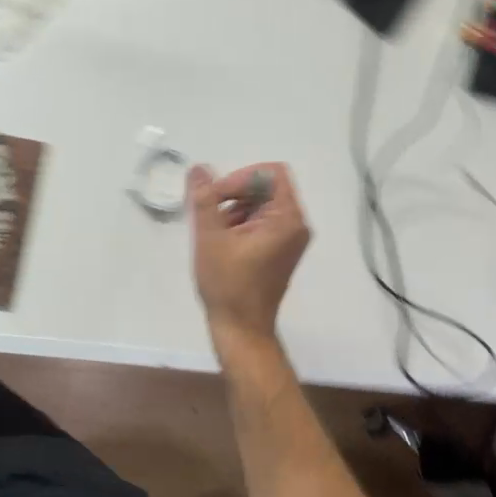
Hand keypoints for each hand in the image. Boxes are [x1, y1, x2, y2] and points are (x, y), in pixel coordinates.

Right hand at [188, 163, 311, 340]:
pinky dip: (238, 224)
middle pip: (265, 187)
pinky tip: (221, 243)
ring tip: (213, 234)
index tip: (216, 197)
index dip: (240, 178)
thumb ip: (205, 198)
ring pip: (259, 204)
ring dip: (232, 210)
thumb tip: (199, 168)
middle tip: (208, 214)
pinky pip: (260, 221)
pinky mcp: (279, 250)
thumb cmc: (228, 284)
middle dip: (233, 194)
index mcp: (288, 219)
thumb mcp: (210, 237)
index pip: (271, 173)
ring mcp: (289, 239)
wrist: (240, 328)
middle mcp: (296, 225)